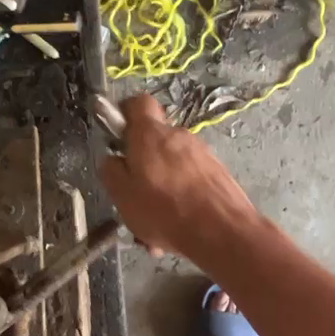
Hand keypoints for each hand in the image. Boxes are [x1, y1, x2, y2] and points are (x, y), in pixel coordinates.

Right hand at [99, 95, 268, 257]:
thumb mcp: (121, 195)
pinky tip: (174, 229)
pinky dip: (179, 199)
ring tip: (155, 224)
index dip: (125, 114)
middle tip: (134, 194)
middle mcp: (178, 136)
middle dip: (142, 166)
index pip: (138, 102)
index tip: (118, 137)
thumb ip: (111, 171)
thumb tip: (114, 160)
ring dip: (160, 189)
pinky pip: (188, 182)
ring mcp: (202, 154)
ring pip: (171, 167)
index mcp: (150, 135)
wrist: (223, 232)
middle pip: (154, 141)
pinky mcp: (217, 173)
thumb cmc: (164, 210)